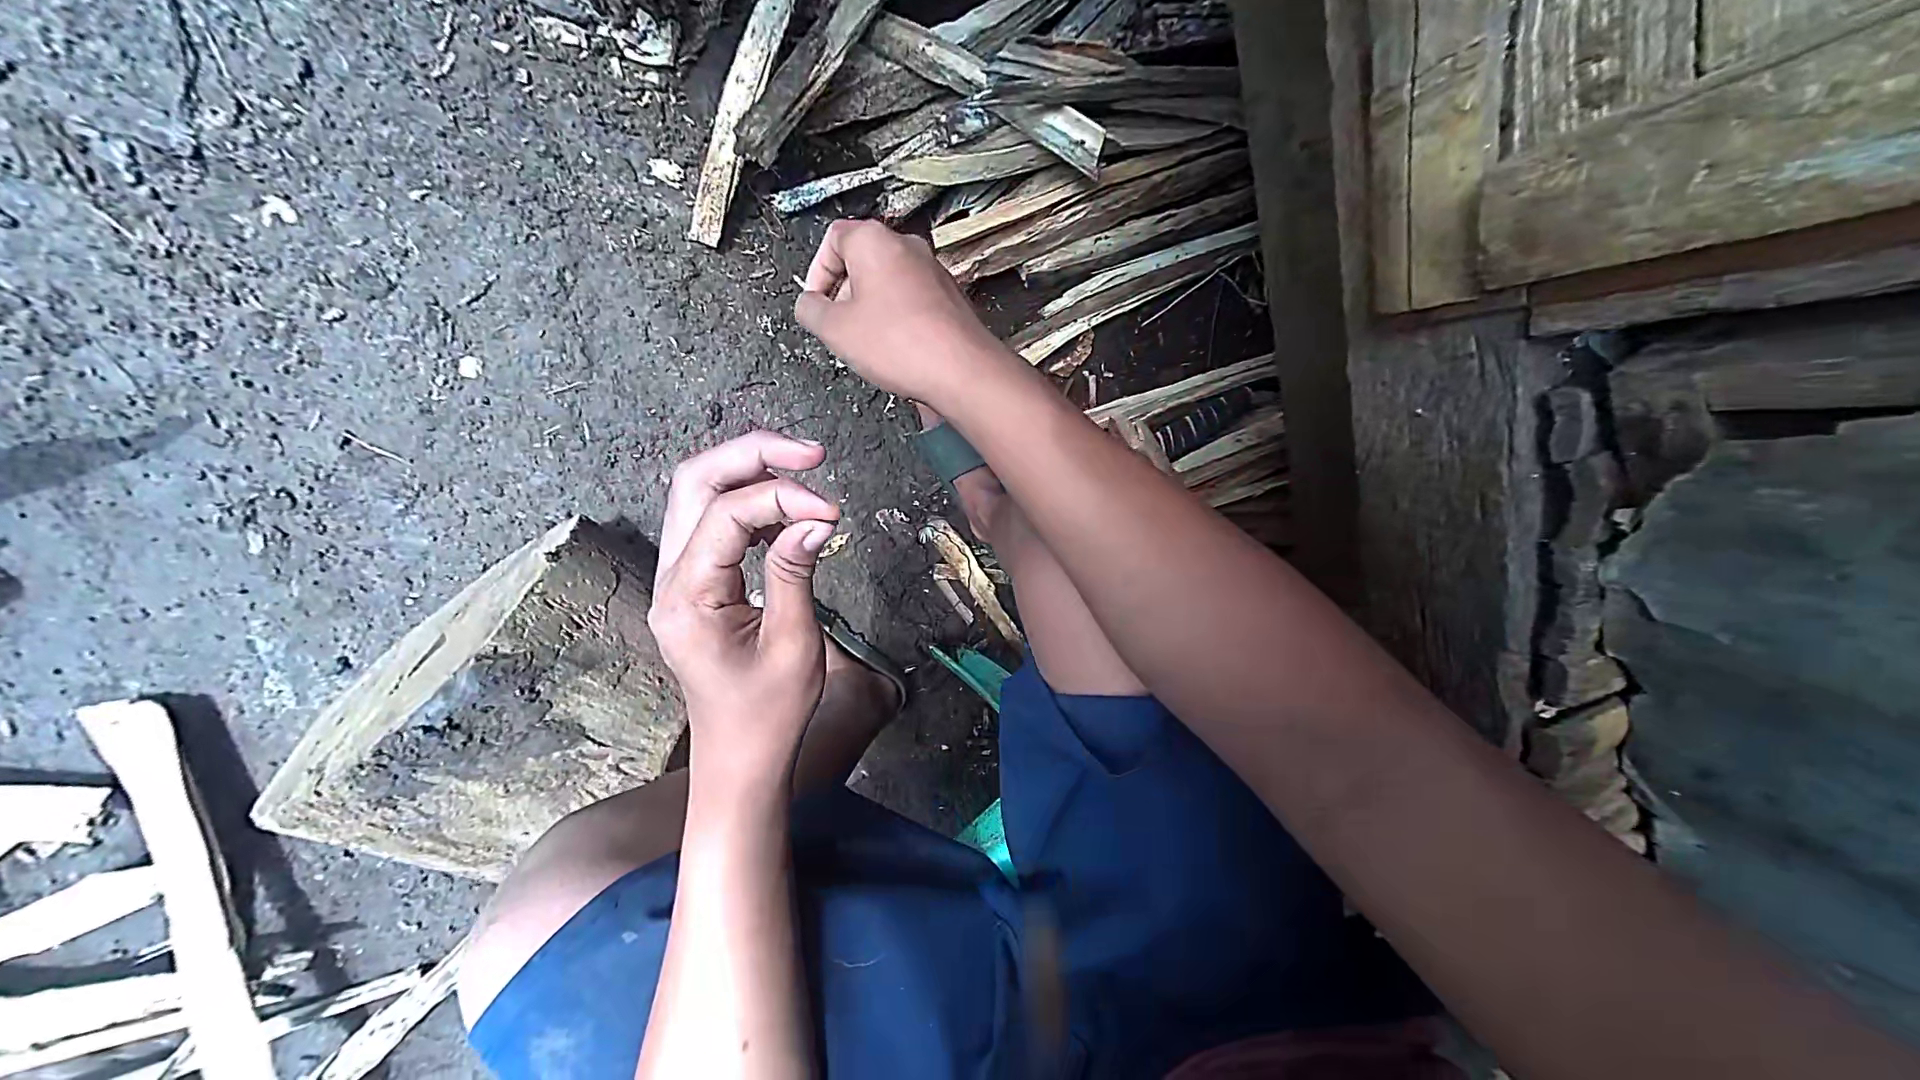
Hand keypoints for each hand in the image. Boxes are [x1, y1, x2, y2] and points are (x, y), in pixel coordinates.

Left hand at [649, 431, 840, 790]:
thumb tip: (816, 518)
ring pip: (699, 495)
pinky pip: (715, 523)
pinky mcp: (695, 584)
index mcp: (687, 599)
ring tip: (805, 475)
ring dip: (750, 472)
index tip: (831, 511)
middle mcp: (670, 581)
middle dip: (752, 455)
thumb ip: (797, 572)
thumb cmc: (766, 716)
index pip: (728, 516)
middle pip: (694, 482)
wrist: (738, 759)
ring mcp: (677, 580)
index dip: (783, 498)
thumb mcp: (793, 644)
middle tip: (810, 452)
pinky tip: (789, 512)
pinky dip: (752, 505)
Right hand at [793, 219, 1011, 403]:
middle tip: (840, 326)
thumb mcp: (835, 330)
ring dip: (871, 309)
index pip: (832, 240)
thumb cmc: (902, 344)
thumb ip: (810, 310)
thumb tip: (808, 304)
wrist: (961, 370)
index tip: (816, 302)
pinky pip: (912, 301)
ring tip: (870, 343)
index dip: (817, 273)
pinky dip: (898, 319)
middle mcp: (906, 247)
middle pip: (861, 261)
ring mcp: (932, 270)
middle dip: (845, 294)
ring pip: (888, 283)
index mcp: (873, 240)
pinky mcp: (948, 297)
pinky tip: (897, 349)